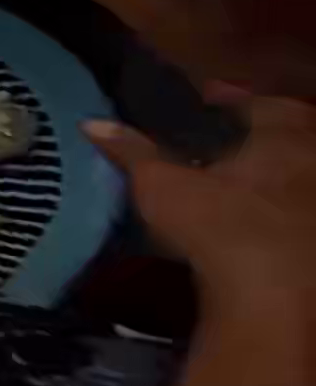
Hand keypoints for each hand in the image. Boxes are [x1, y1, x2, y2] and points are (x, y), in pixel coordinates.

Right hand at [85, 84, 315, 305]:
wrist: (280, 291)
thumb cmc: (219, 223)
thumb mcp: (159, 183)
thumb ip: (131, 150)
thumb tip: (92, 121)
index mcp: (284, 144)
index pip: (269, 106)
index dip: (237, 98)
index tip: (207, 95)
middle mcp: (315, 165)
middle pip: (296, 137)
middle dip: (258, 133)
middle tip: (219, 134)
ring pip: (301, 172)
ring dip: (270, 167)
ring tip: (230, 171)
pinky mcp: (315, 232)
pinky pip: (298, 204)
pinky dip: (278, 198)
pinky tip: (251, 207)